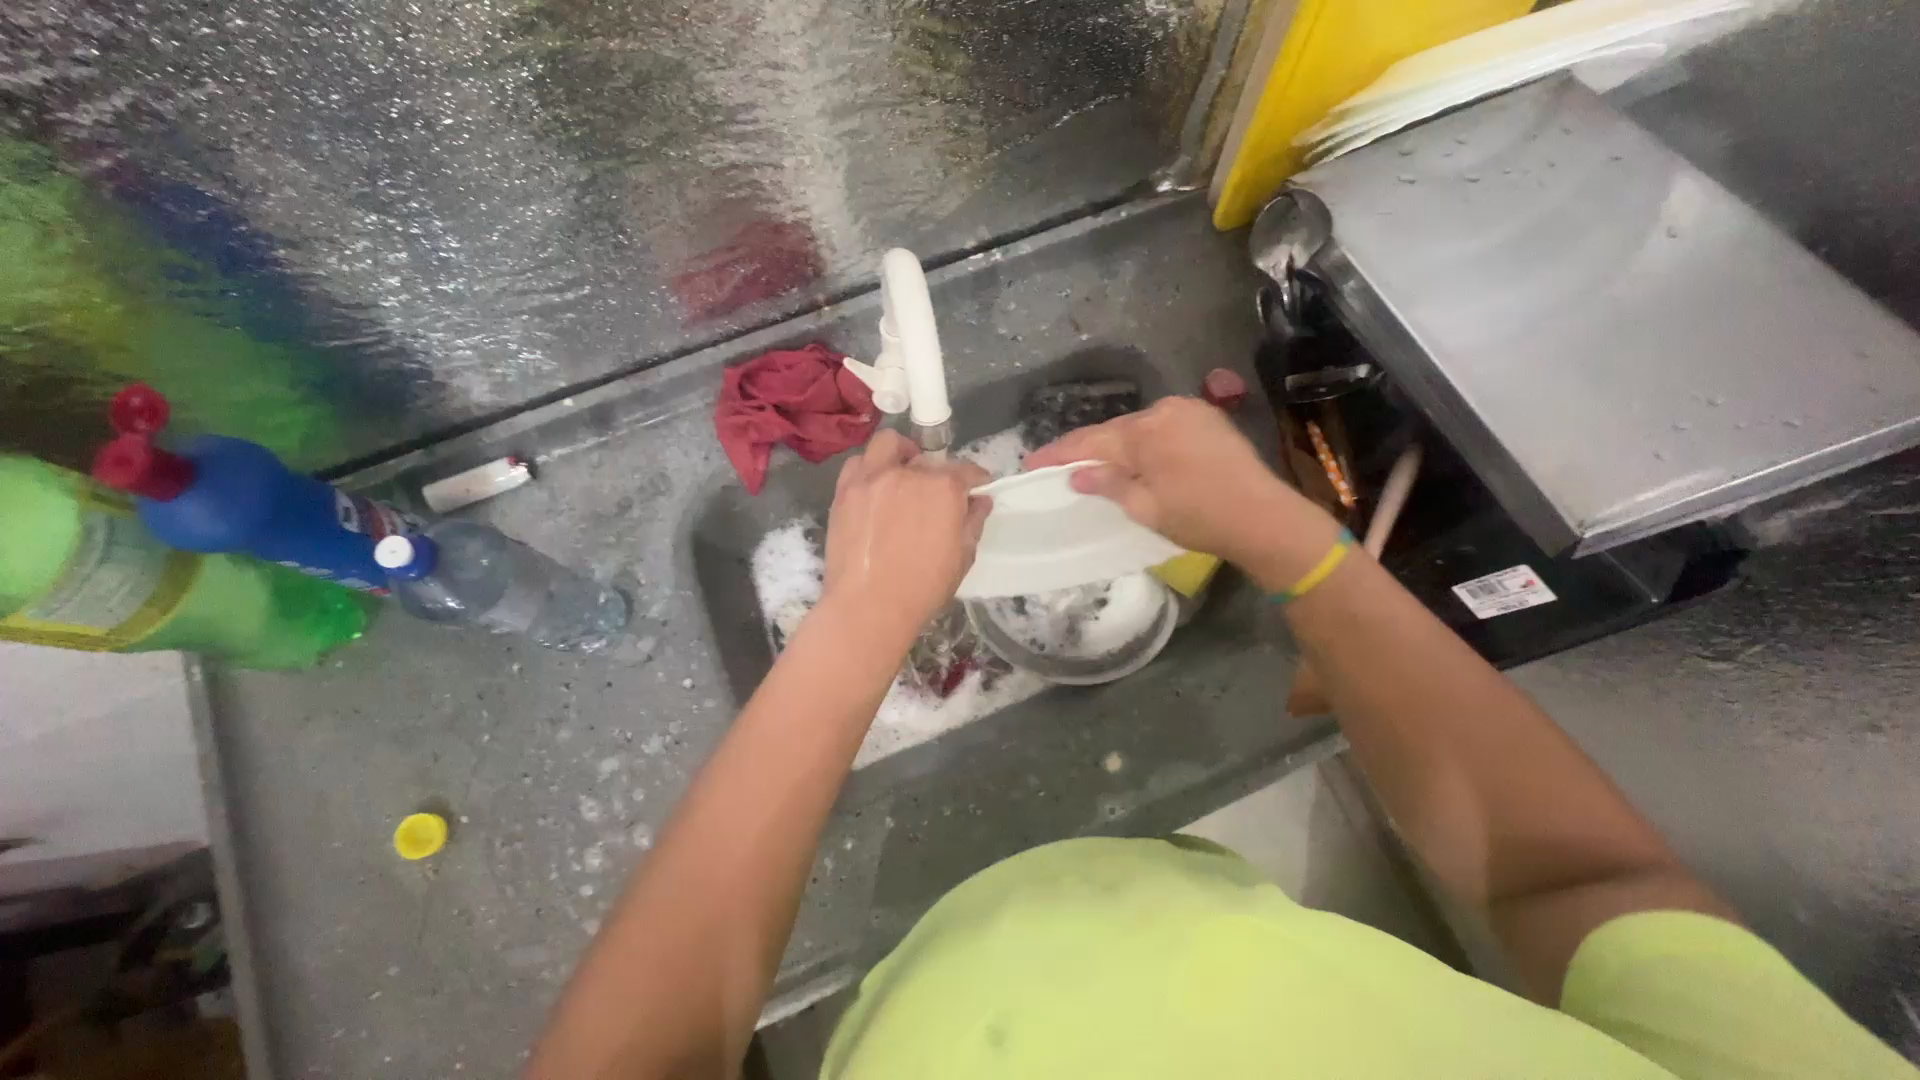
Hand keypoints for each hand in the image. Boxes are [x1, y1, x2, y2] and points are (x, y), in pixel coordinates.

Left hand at [821, 429, 990, 639]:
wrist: (869, 605)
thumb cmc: (923, 587)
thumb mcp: (963, 556)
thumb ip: (973, 522)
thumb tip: (981, 500)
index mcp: (944, 488)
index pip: (966, 470)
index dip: (975, 479)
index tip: (976, 488)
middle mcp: (909, 473)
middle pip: (927, 459)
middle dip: (936, 472)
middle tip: (933, 495)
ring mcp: (873, 478)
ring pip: (888, 444)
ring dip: (900, 453)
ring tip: (901, 473)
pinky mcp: (845, 490)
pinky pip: (858, 463)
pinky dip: (869, 468)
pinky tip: (874, 487)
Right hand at [1024, 396, 1340, 583]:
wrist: (1265, 518)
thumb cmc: (1201, 517)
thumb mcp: (1146, 508)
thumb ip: (1109, 484)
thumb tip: (1076, 473)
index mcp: (1146, 430)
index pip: (1090, 440)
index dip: (1059, 454)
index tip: (1031, 464)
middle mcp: (1166, 410)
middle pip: (1115, 431)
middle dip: (1088, 450)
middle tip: (1060, 468)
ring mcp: (1190, 411)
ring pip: (1139, 429)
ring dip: (1118, 448)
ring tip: (1095, 468)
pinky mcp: (1208, 421)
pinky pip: (1162, 430)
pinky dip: (1145, 445)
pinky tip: (1137, 461)